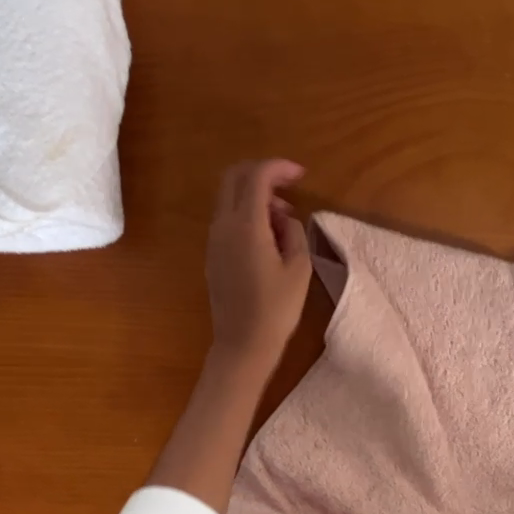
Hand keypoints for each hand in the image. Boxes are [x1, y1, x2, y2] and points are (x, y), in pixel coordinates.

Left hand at [205, 159, 311, 362]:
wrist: (243, 345)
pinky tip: (266, 238)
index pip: (257, 176)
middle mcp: (223, 226)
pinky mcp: (212, 256)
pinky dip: (246, 215)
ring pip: (228, 199)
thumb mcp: (299, 269)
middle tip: (288, 189)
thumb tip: (285, 219)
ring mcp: (213, 241)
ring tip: (283, 222)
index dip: (280, 168)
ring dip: (254, 197)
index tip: (300, 175)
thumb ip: (295, 232)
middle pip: (234, 178)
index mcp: (246, 225)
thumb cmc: (276, 310)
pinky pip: (226, 221)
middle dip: (262, 174)